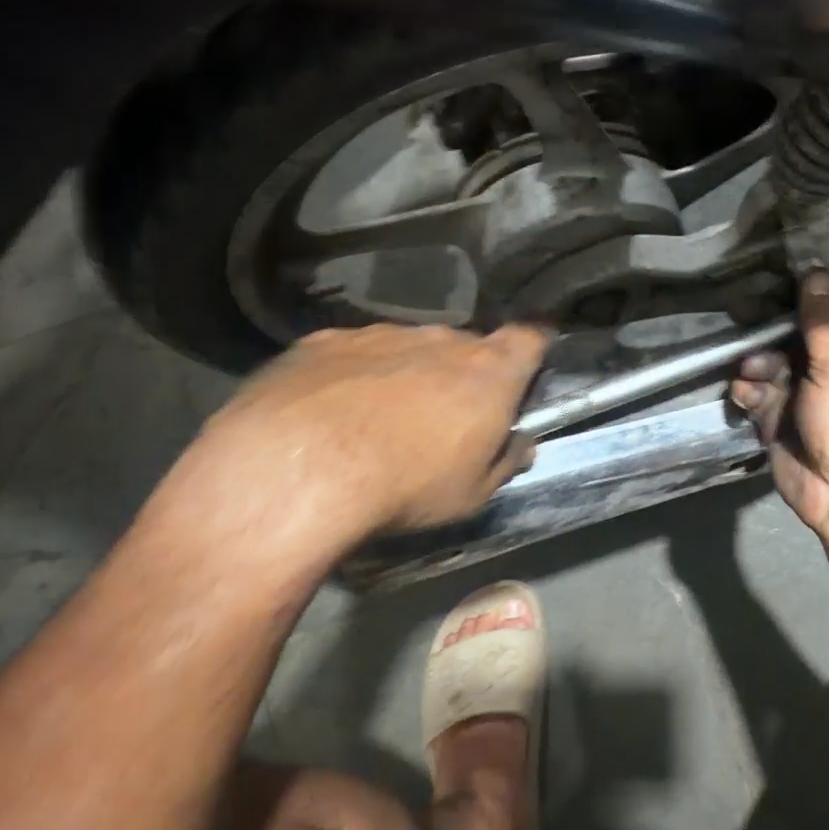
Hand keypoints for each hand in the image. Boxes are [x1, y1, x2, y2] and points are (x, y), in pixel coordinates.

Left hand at [141, 323, 548, 576]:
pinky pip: (351, 354)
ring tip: (379, 420)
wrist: (295, 472)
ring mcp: (377, 334)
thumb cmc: (405, 486)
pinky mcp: (319, 341)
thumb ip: (504, 462)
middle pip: (465, 346)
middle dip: (462, 373)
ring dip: (405, 374)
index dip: (533, 348)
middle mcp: (439, 340)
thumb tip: (520, 445)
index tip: (529, 364)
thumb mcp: (472, 495)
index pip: (530, 337)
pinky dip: (353, 376)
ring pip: (406, 348)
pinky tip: (330, 415)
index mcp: (488, 371)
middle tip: (447, 416)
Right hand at [730, 273, 828, 555]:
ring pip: (768, 364)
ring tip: (750, 377)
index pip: (825, 314)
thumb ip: (821, 320)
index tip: (770, 286)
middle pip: (789, 338)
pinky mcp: (778, 419)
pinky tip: (743, 395)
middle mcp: (828, 369)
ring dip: (755, 367)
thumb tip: (817, 270)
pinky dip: (747, 392)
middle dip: (768, 340)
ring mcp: (801, 395)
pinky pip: (756, 394)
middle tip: (754, 346)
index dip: (800, 303)